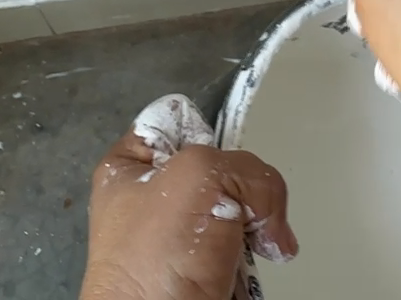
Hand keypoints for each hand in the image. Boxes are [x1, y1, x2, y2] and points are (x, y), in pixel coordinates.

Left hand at [80, 96, 297, 299]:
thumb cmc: (157, 254)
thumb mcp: (200, 175)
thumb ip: (248, 169)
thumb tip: (270, 220)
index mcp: (130, 165)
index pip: (182, 122)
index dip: (211, 133)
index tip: (224, 156)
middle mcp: (151, 199)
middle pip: (219, 170)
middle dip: (242, 191)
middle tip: (242, 211)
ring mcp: (177, 241)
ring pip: (236, 213)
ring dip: (253, 230)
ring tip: (252, 246)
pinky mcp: (201, 277)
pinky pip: (240, 254)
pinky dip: (252, 263)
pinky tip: (248, 270)